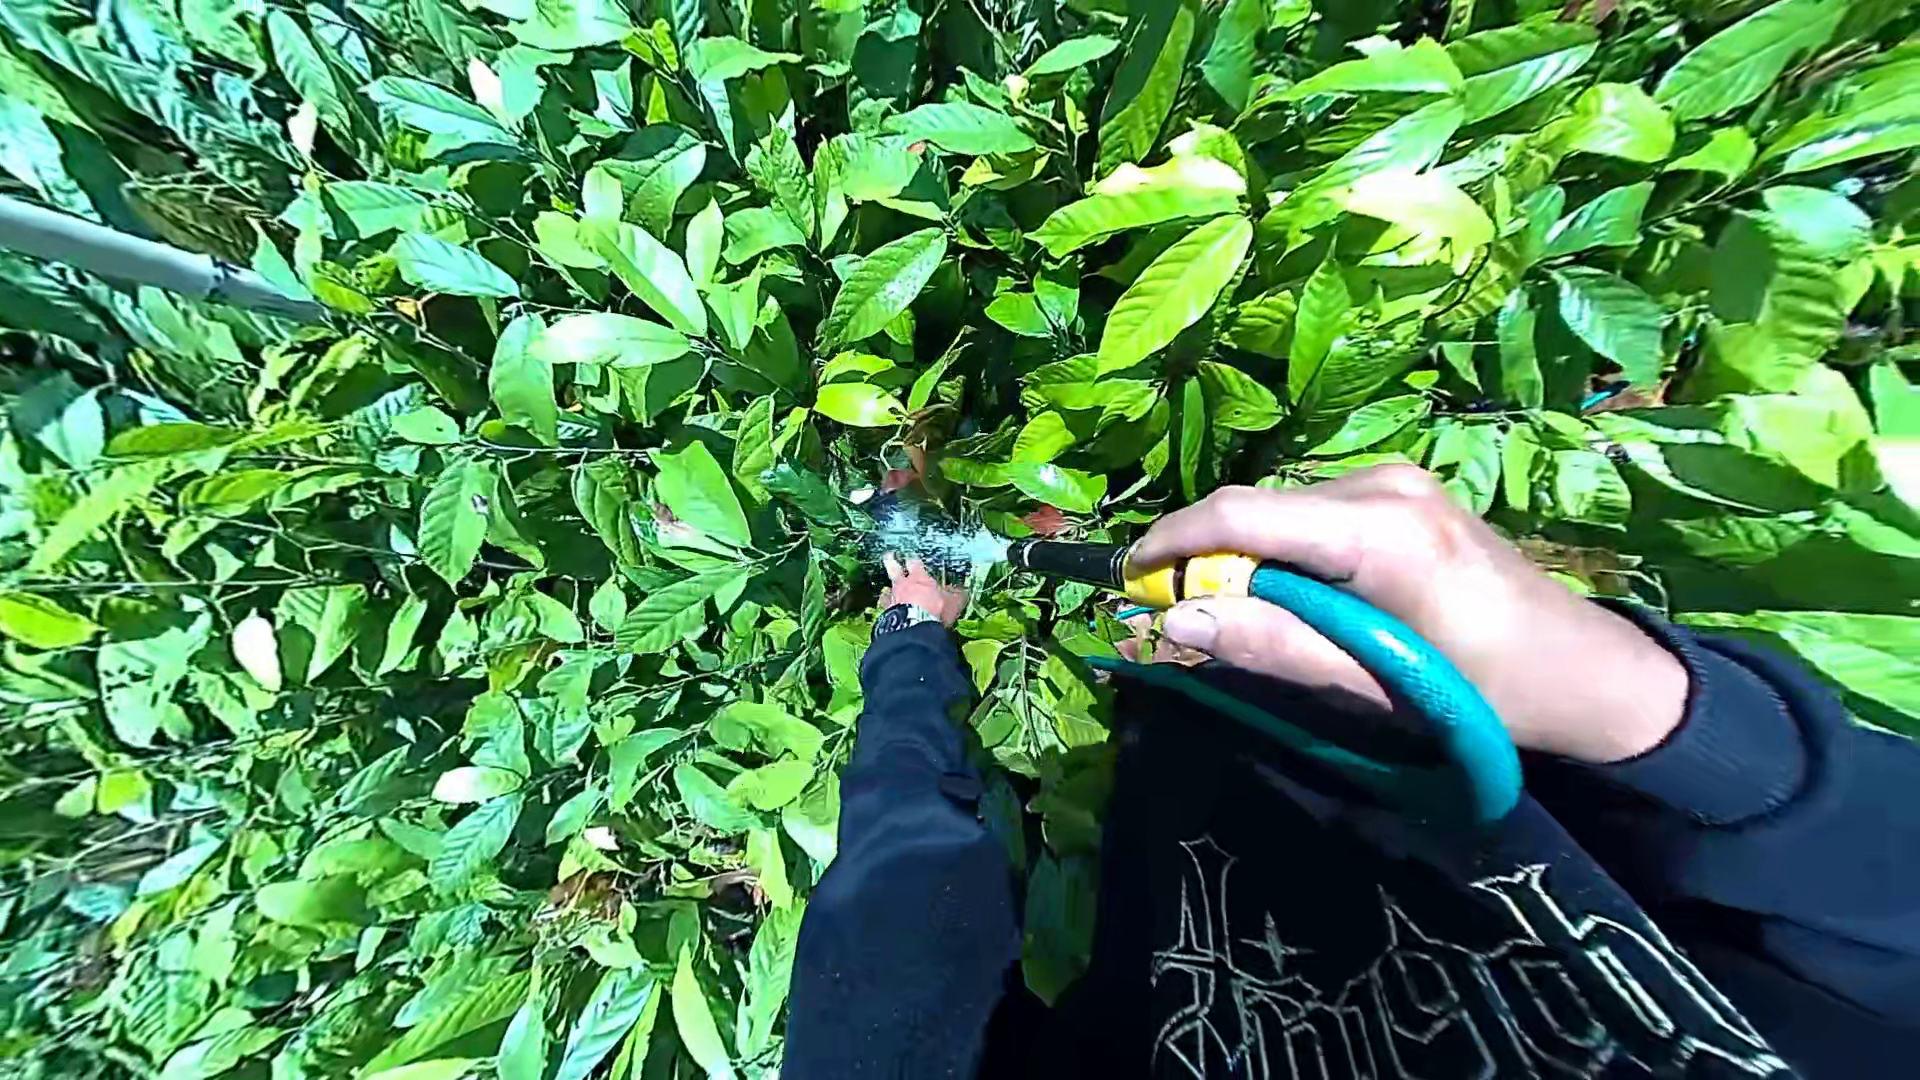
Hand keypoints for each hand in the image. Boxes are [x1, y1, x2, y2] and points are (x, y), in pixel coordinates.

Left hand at [880, 554, 967, 627]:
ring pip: (887, 588)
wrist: (914, 627)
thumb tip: (964, 591)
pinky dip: (885, 608)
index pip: (915, 562)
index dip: (914, 560)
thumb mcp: (953, 602)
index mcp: (919, 577)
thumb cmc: (936, 609)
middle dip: (891, 561)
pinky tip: (885, 610)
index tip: (913, 557)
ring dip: (888, 588)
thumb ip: (956, 595)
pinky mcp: (885, 613)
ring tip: (886, 589)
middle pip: (894, 567)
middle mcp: (903, 584)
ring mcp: (892, 598)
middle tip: (889, 555)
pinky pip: (884, 607)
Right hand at [1129, 465, 1686, 763]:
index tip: (1128, 576)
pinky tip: (1284, 586)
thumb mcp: (1367, 684)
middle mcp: (1378, 482)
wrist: (1590, 670)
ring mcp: (1388, 477)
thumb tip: (1174, 619)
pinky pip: (1297, 511)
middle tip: (1169, 603)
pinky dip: (1267, 547)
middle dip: (1195, 553)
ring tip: (1232, 605)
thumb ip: (1267, 646)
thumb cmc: (1484, 692)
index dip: (1170, 540)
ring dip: (1232, 553)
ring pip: (1269, 508)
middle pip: (1249, 508)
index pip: (1240, 515)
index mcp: (1380, 532)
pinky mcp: (1389, 486)